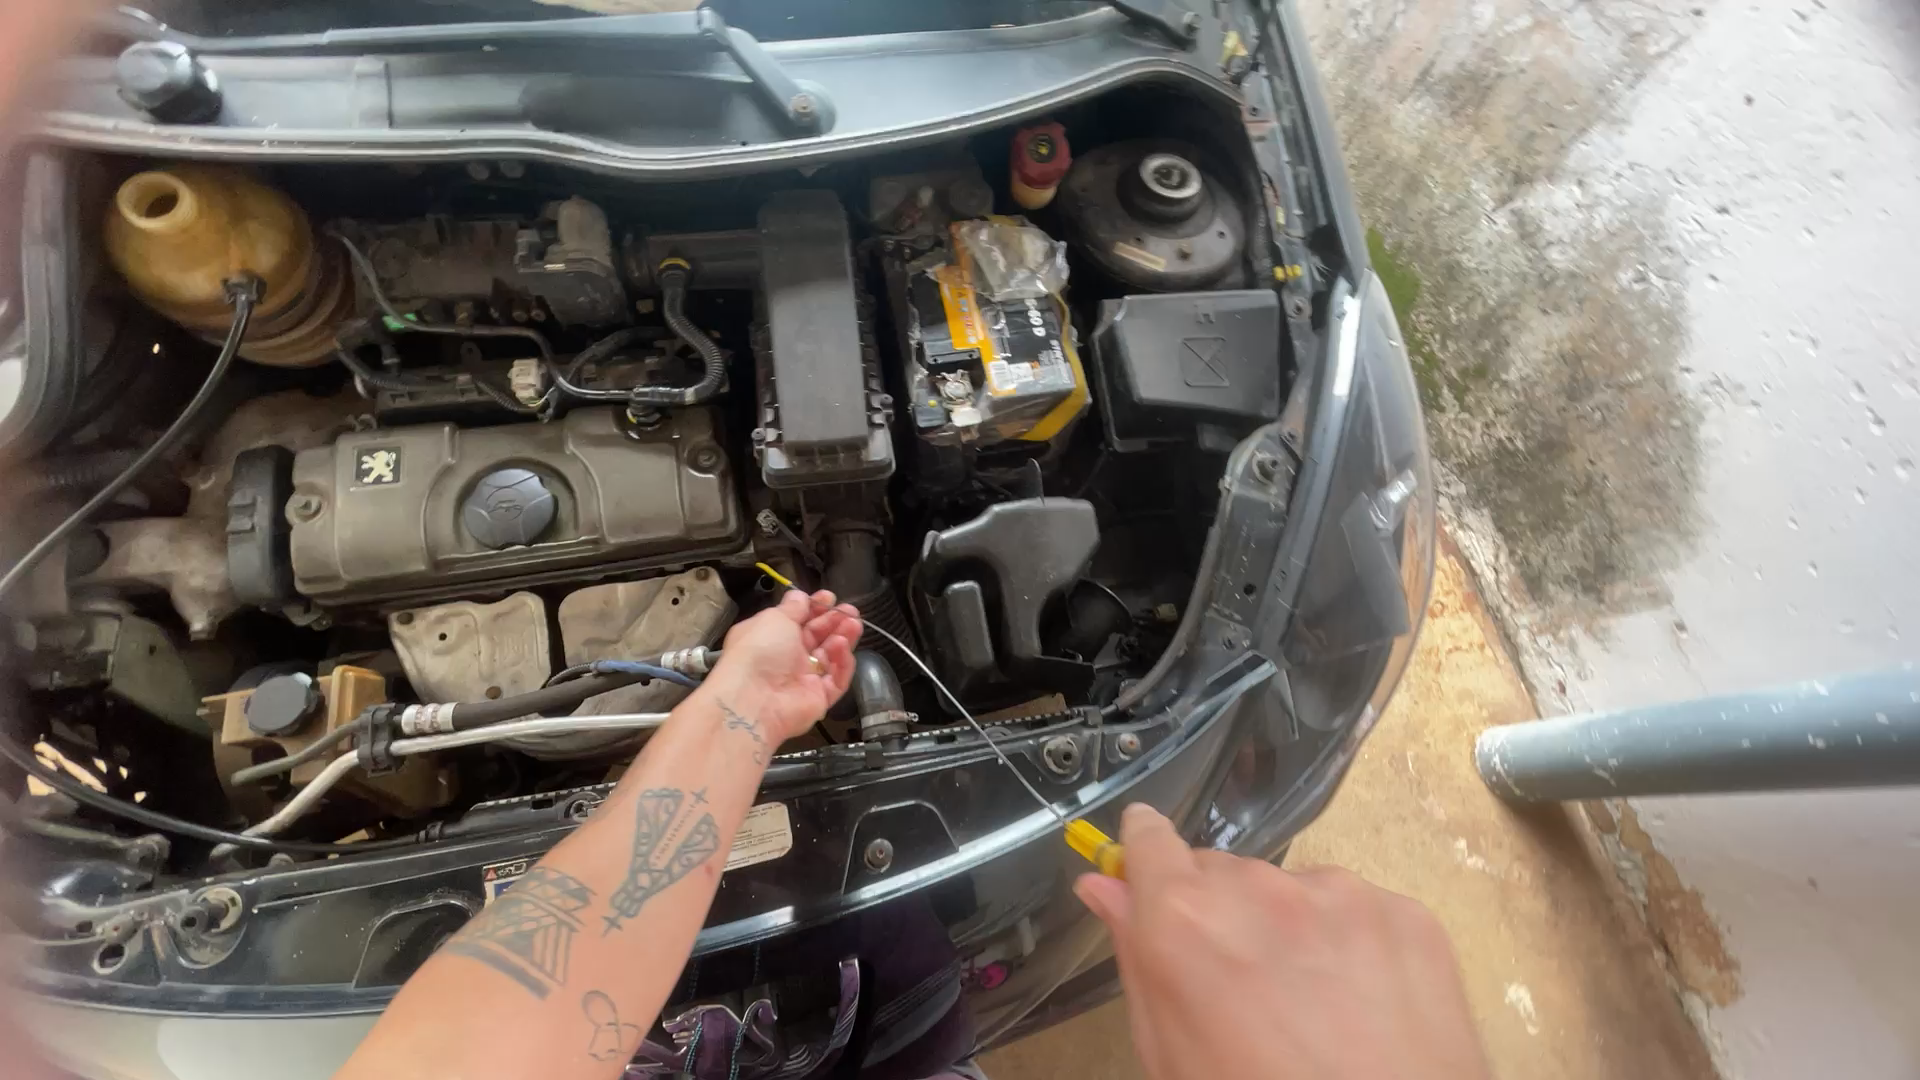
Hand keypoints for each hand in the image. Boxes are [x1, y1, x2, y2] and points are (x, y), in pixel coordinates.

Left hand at [703, 589, 861, 743]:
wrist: (754, 700)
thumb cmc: (758, 651)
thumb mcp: (774, 618)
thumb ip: (793, 607)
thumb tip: (800, 595)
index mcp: (771, 637)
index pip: (798, 620)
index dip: (815, 608)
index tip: (830, 597)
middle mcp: (787, 658)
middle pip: (817, 637)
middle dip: (834, 621)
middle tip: (851, 611)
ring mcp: (804, 679)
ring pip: (830, 656)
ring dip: (842, 638)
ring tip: (854, 624)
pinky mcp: (819, 698)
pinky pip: (837, 679)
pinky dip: (842, 663)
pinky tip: (843, 647)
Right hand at [1075, 805, 1488, 1079]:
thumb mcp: (1167, 1052)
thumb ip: (1132, 952)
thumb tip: (1102, 884)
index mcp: (1185, 917)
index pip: (1147, 834)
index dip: (1146, 851)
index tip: (1152, 870)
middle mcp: (1256, 886)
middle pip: (1219, 871)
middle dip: (1221, 912)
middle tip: (1246, 986)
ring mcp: (1338, 894)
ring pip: (1288, 888)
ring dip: (1287, 926)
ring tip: (1315, 1006)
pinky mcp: (1405, 914)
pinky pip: (1355, 908)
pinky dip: (1351, 944)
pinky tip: (1365, 1007)